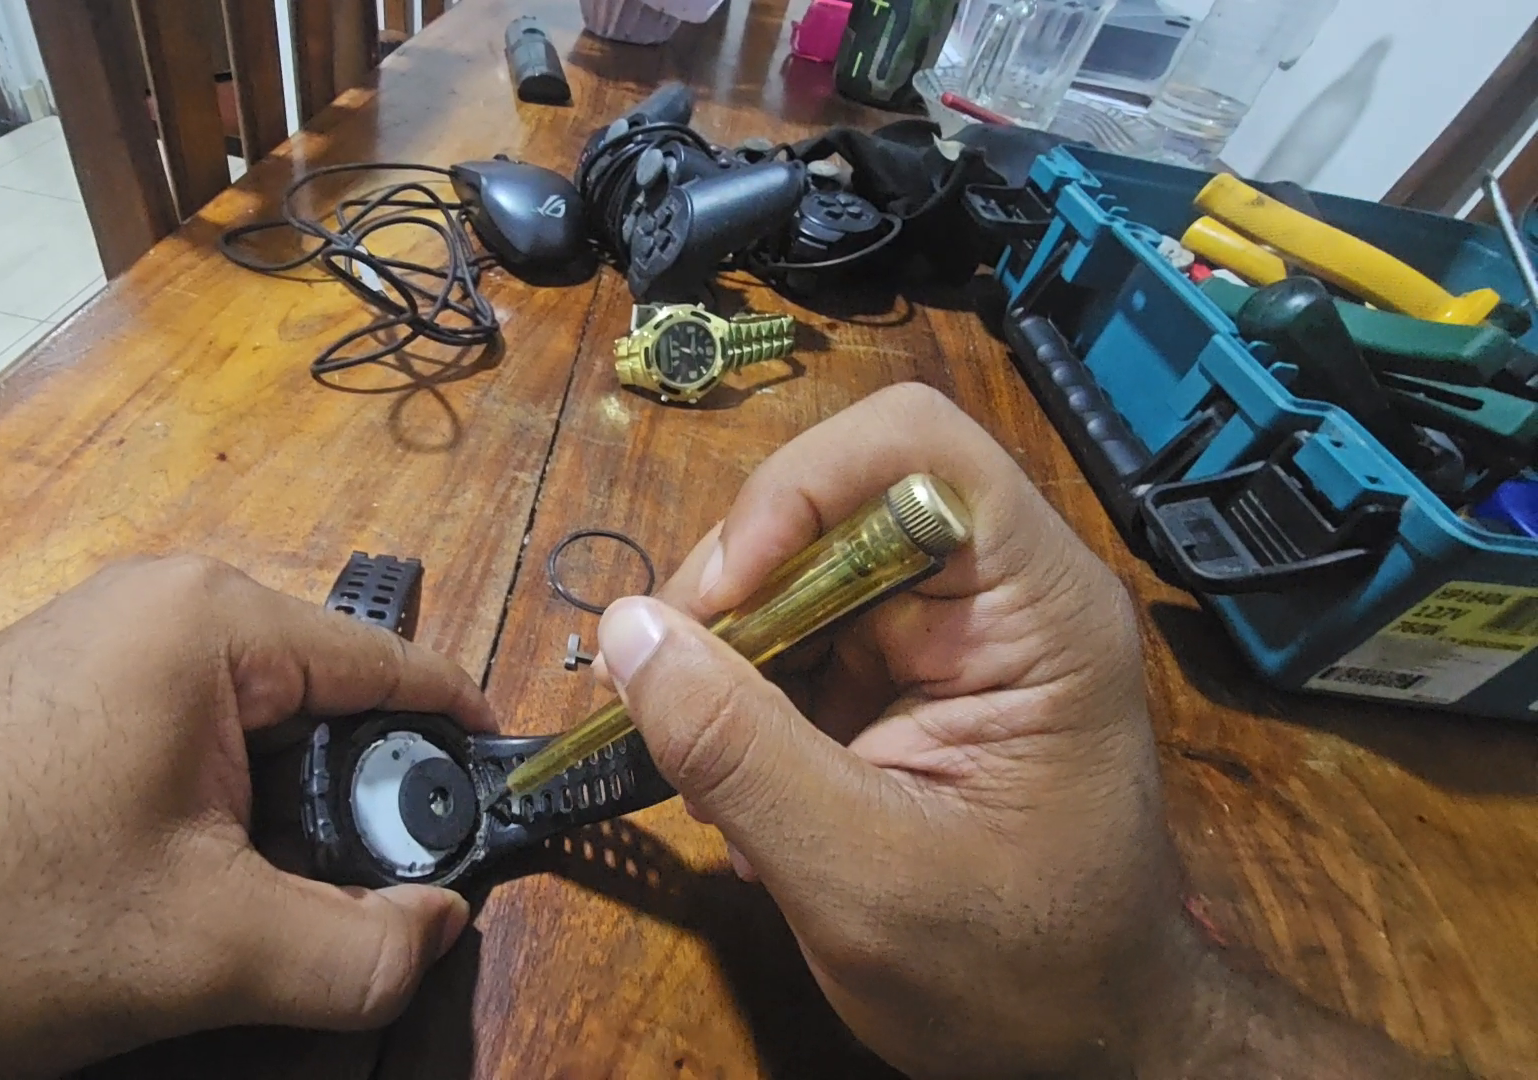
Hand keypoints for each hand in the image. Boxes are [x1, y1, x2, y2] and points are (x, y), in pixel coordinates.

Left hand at [0, 556, 487, 1077]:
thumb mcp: (194, 949)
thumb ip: (351, 950)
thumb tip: (448, 925)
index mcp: (217, 621)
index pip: (384, 658)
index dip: (454, 713)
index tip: (496, 765)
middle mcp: (173, 598)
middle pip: (325, 680)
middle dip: (371, 765)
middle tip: (389, 853)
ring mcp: (116, 626)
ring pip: (266, 699)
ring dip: (303, 776)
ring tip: (300, 862)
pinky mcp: (76, 668)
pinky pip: (204, 707)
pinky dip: (241, 771)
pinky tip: (214, 840)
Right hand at [597, 385, 1440, 1077]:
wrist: (1076, 1042)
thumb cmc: (1014, 978)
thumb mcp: (863, 879)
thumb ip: (740, 752)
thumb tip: (626, 632)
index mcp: (1032, 607)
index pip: (913, 446)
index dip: (799, 489)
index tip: (723, 596)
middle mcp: (981, 590)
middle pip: (821, 506)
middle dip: (727, 590)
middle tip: (660, 691)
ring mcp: (927, 626)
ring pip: (782, 571)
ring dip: (716, 651)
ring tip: (693, 757)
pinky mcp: (884, 667)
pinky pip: (779, 633)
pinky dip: (730, 690)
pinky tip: (727, 775)